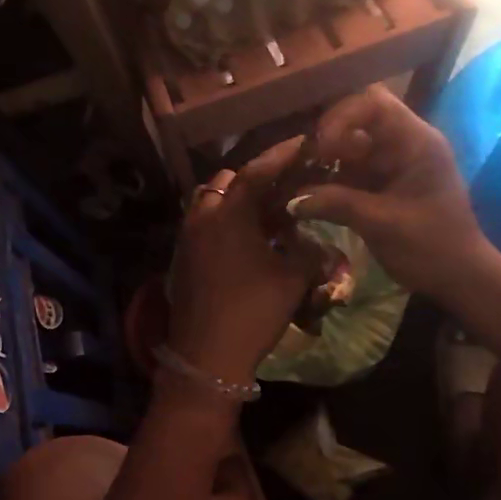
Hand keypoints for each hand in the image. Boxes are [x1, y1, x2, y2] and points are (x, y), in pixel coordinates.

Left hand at [165, 139, 323, 385]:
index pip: (256, 171)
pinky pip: (203, 226)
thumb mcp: (292, 279)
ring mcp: (187, 238)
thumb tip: (318, 242)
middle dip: (255, 181)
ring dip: (236, 202)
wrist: (207, 354)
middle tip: (284, 189)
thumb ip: (309, 252)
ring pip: (210, 204)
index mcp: (229, 213)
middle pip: (227, 183)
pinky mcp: (183, 258)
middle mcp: (202, 217)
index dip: (281, 156)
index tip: (302, 145)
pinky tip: (247, 241)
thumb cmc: (252, 310)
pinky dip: (223, 223)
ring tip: (266, 215)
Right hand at [288, 85, 490, 296]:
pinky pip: (348, 170)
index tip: (321, 148)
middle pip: (356, 119)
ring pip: (348, 145)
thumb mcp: (381, 224)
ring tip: (297, 178)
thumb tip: (290, 199)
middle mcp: (403, 145)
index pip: (373, 103)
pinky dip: (327, 178)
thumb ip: (336, 204)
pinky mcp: (380, 184)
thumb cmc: (431, 247)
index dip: (341, 117)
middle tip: (303, 163)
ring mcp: (391, 164)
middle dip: (326, 138)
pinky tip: (307, 194)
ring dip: (323, 160)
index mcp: (416, 142)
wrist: (460, 279)